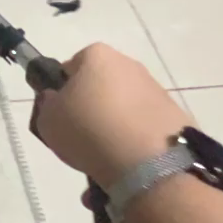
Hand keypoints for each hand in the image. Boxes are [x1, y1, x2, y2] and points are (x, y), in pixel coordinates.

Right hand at [30, 44, 190, 189]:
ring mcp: (156, 90)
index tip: (60, 115)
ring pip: (123, 110)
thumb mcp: (47, 118)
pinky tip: (124, 166)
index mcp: (97, 55)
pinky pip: (143, 128)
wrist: (148, 163)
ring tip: (102, 161)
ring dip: (112, 129)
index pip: (70, 67)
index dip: (61, 92)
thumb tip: (58, 99)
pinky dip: (133, 143)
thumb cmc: (88, 129)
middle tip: (80, 138)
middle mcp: (129, 64)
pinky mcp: (175, 116)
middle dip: (91, 110)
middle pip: (100, 87)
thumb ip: (47, 104)